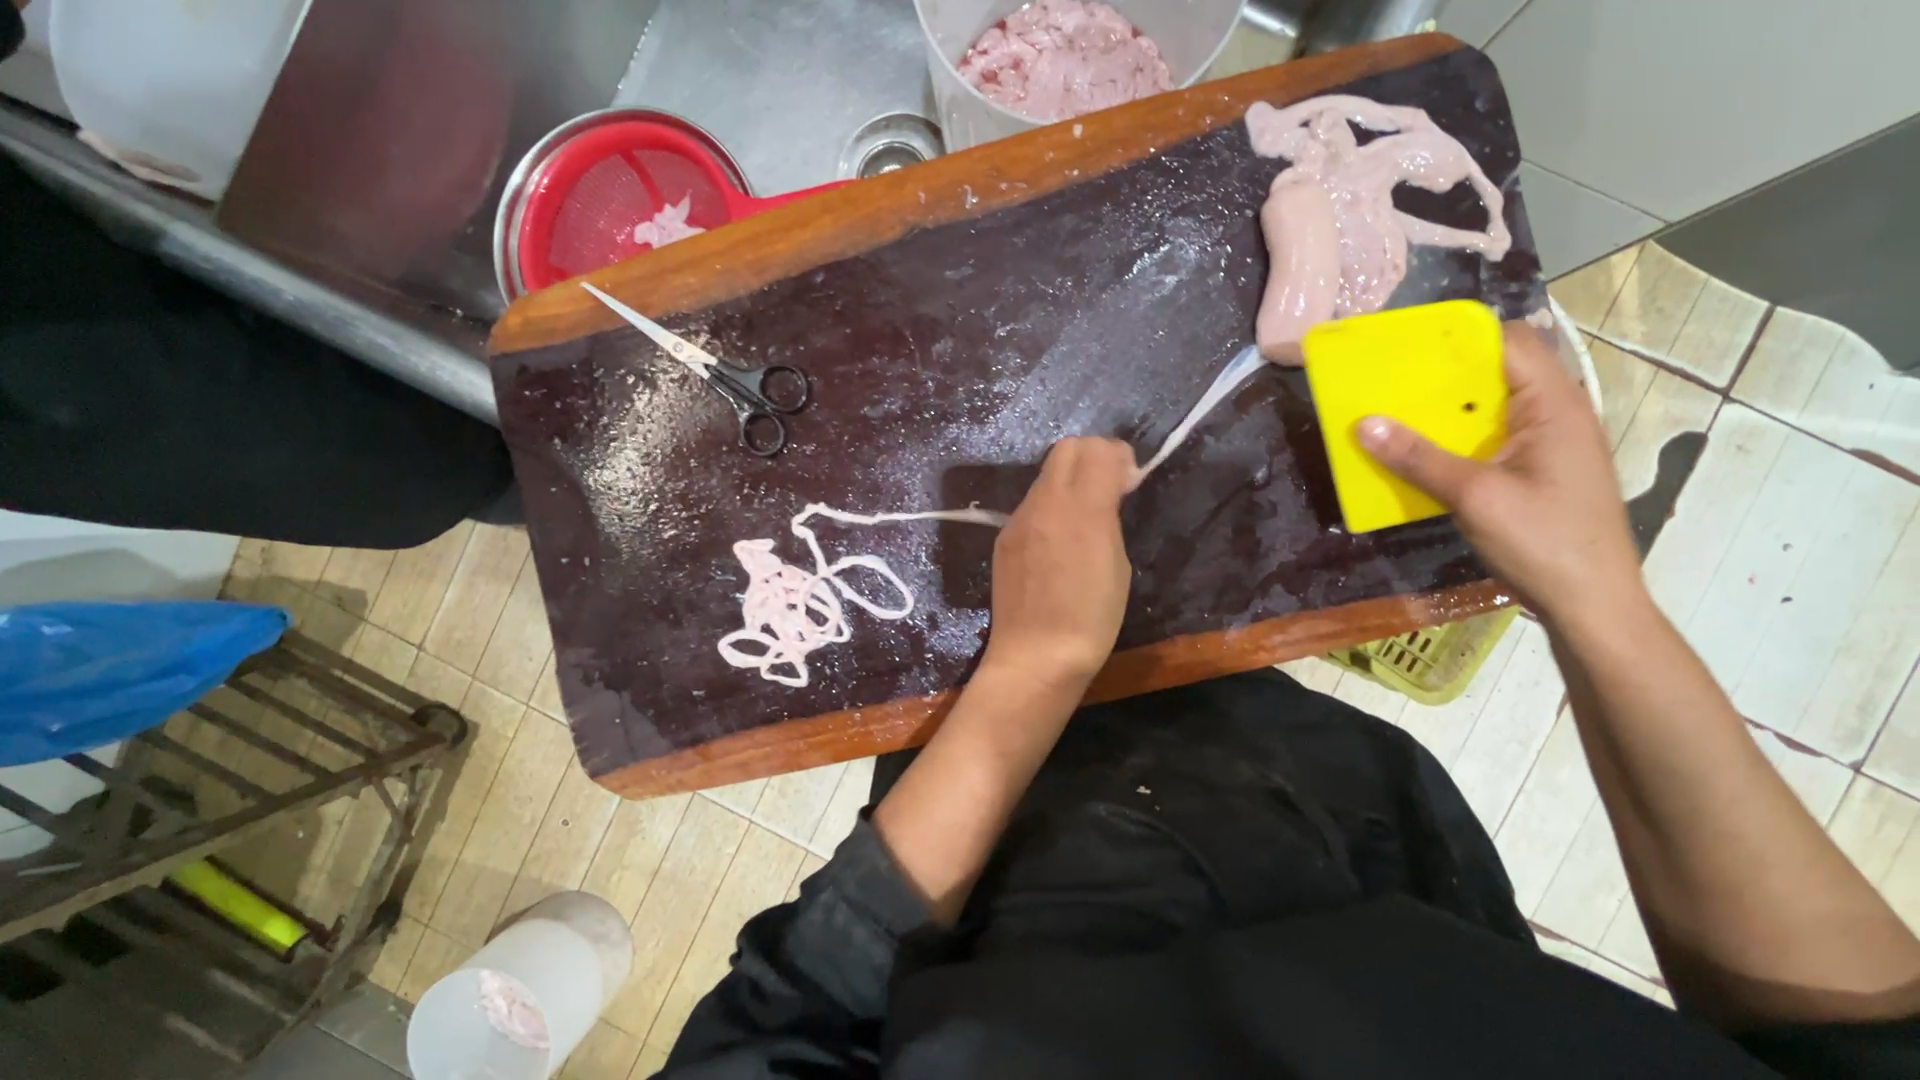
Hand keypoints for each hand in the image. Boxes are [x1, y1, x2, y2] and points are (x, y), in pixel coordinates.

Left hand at [981, 436, 1134, 685]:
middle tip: (1110, 486)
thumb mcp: (1118, 565)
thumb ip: (1110, 518)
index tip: (1130, 479)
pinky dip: (1051, 506)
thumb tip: (1108, 494)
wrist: (1036, 655)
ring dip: (1070, 480)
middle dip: (1093, 455)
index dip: (1120, 457)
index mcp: (1083, 509)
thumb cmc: (1092, 619)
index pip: (1100, 451)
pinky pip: (1031, 504)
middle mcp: (1045, 503)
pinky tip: (1059, 540)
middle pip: (1067, 448)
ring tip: (1085, 515)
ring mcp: (1019, 519)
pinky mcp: (1004, 537)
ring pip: (1046, 475)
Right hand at [1357, 323, 1642, 621]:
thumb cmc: (1543, 542)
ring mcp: (1551, 445)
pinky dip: (1460, 439)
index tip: (1409, 344)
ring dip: (1449, 411)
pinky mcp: (1540, 472)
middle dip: (1445, 375)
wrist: (1592, 604)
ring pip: (1494, 408)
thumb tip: (1364, 424)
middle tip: (1392, 380)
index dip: (1462, 338)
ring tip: (1397, 414)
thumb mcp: (1474, 497)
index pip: (1511, 342)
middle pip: (1499, 372)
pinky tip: (1425, 455)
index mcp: (1554, 405)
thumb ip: (1419, 458)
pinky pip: (1494, 439)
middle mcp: (1557, 414)